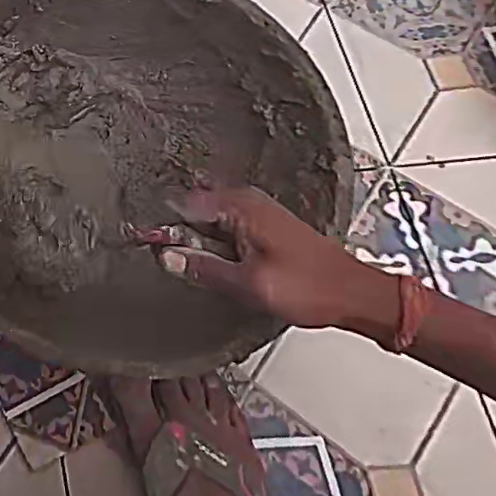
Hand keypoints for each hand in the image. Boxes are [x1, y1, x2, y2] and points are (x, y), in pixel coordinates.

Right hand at [142, 186, 397, 338]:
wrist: (353, 294)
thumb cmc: (311, 286)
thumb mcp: (248, 283)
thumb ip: (203, 268)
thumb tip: (167, 257)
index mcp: (241, 207)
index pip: (184, 205)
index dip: (160, 224)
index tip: (141, 240)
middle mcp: (248, 201)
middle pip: (194, 209)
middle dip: (175, 229)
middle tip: (162, 253)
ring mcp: (256, 212)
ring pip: (208, 219)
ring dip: (193, 236)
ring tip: (183, 259)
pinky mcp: (262, 225)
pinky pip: (223, 226)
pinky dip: (210, 240)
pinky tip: (208, 259)